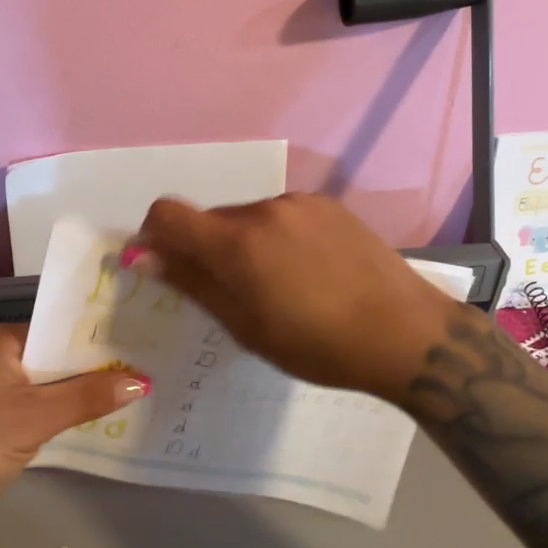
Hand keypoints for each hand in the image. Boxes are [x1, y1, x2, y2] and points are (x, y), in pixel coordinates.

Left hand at [0, 324, 148, 540]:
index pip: (64, 327)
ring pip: (51, 382)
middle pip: (59, 354)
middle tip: (154, 366)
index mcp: (4, 338)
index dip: (104, 336)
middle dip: (99, 366)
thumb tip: (143, 379)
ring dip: (84, 391)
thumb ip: (87, 396)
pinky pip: (39, 404)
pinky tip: (97, 418)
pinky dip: (64, 411)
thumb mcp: (34, 418)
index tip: (150, 341)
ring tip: (138, 389)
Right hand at [134, 194, 454, 402]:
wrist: (405, 332)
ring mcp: (299, 202)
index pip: (168, 213)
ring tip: (280, 287)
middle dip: (207, 250)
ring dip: (245, 245)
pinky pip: (282, 215)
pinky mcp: (328, 205)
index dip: (155, 237)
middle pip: (210, 219)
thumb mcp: (246, 327)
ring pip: (247, 219)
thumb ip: (192, 283)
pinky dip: (277, 238)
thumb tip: (142, 255)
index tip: (166, 267)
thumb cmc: (317, 345)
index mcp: (237, 242)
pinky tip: (309, 272)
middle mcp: (264, 208)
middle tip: (235, 294)